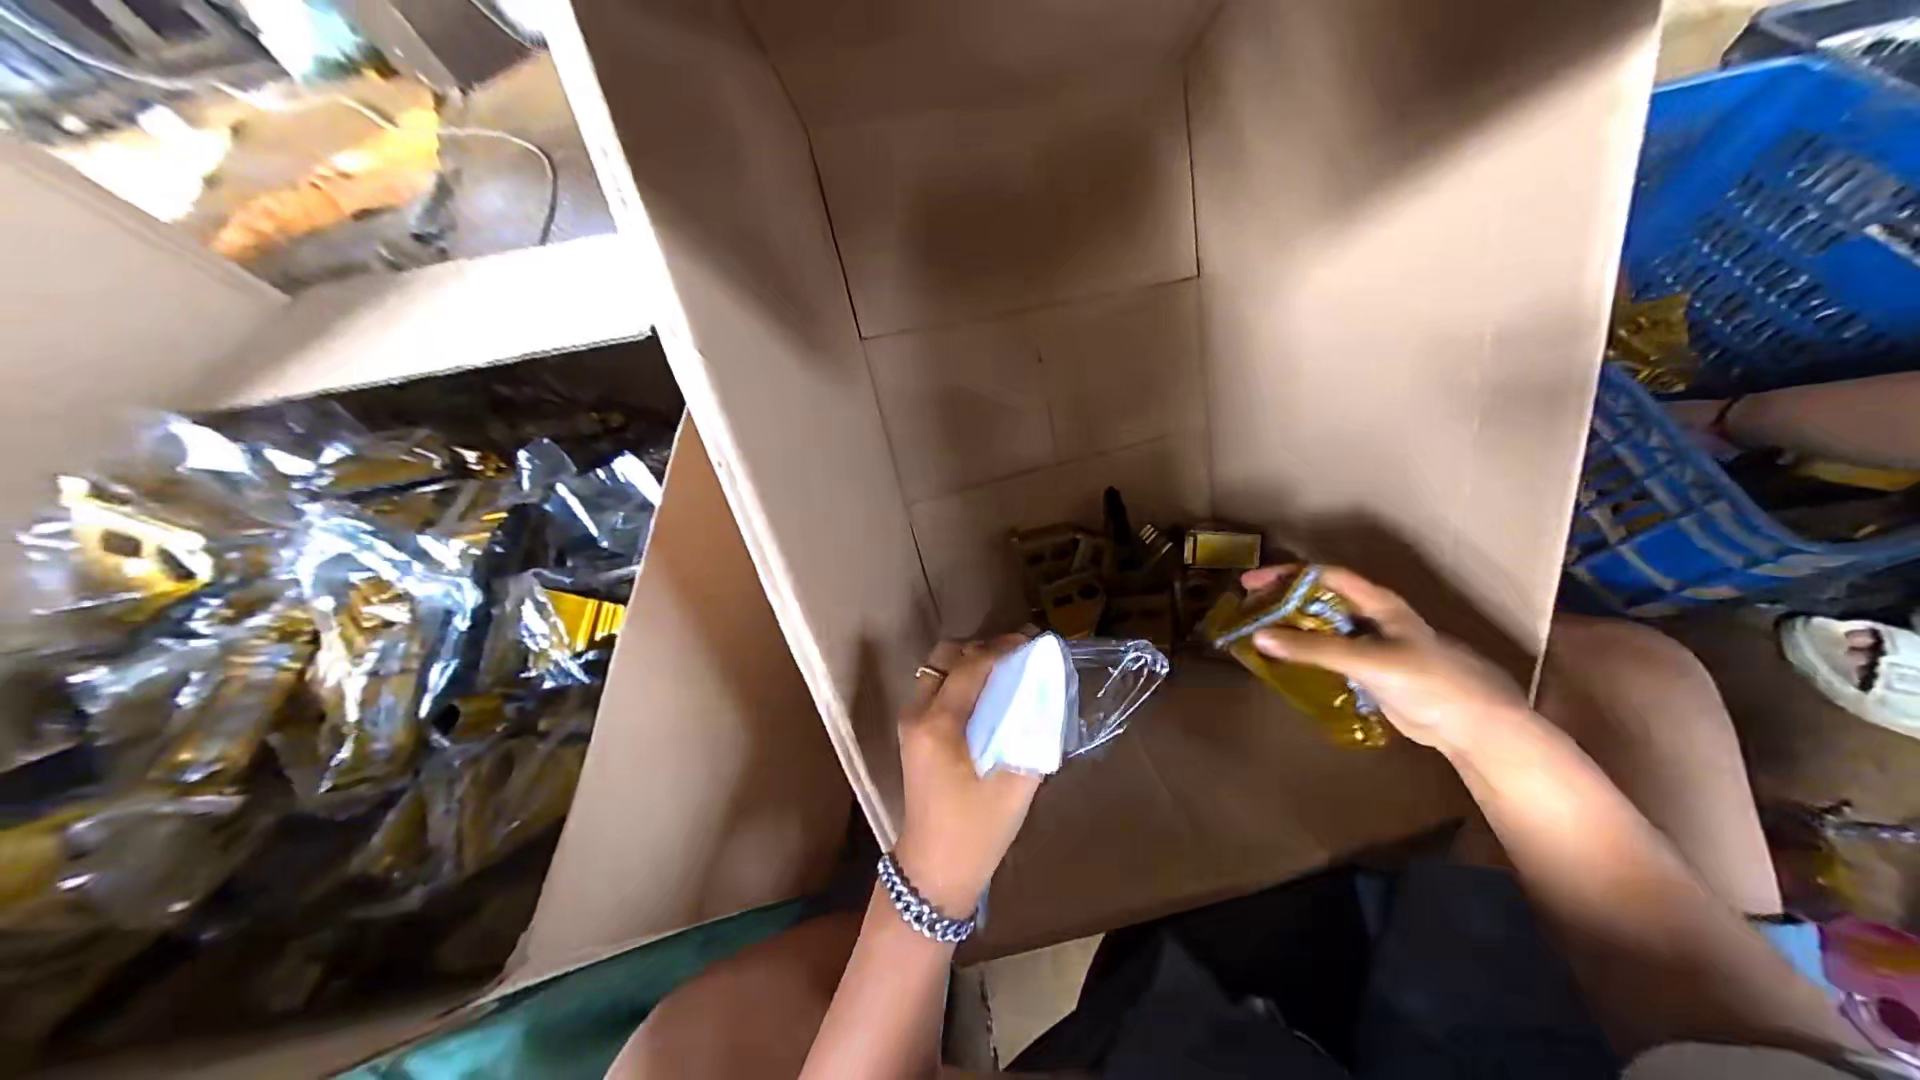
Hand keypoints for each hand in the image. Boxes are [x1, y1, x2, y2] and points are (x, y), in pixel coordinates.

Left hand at [891, 635, 1042, 918]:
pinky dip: (962, 680)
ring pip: (939, 671)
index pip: (970, 666)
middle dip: (983, 648)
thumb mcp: (1015, 785)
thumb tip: (1046, 697)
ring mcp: (911, 723)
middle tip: (1019, 654)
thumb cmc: (975, 831)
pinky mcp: (915, 734)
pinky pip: (938, 689)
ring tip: (1008, 670)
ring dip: (971, 662)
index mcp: (938, 724)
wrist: (934, 870)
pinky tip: (991, 693)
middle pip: (946, 657)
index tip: (1033, 641)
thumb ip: (1032, 736)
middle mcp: (918, 714)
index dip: (1002, 648)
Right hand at [1242, 565, 1530, 754]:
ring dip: (1291, 628)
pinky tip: (1284, 662)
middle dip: (1283, 600)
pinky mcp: (1372, 671)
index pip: (1324, 576)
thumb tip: (1259, 636)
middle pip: (1320, 599)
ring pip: (1322, 627)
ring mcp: (1372, 645)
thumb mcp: (1367, 660)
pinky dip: (1304, 654)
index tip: (1250, 582)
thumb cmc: (1428, 681)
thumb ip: (1313, 649)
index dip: (1286, 575)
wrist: (1474, 726)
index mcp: (1378, 604)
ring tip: (1258, 633)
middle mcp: (1372, 618)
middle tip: (1248, 608)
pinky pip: (1328, 654)